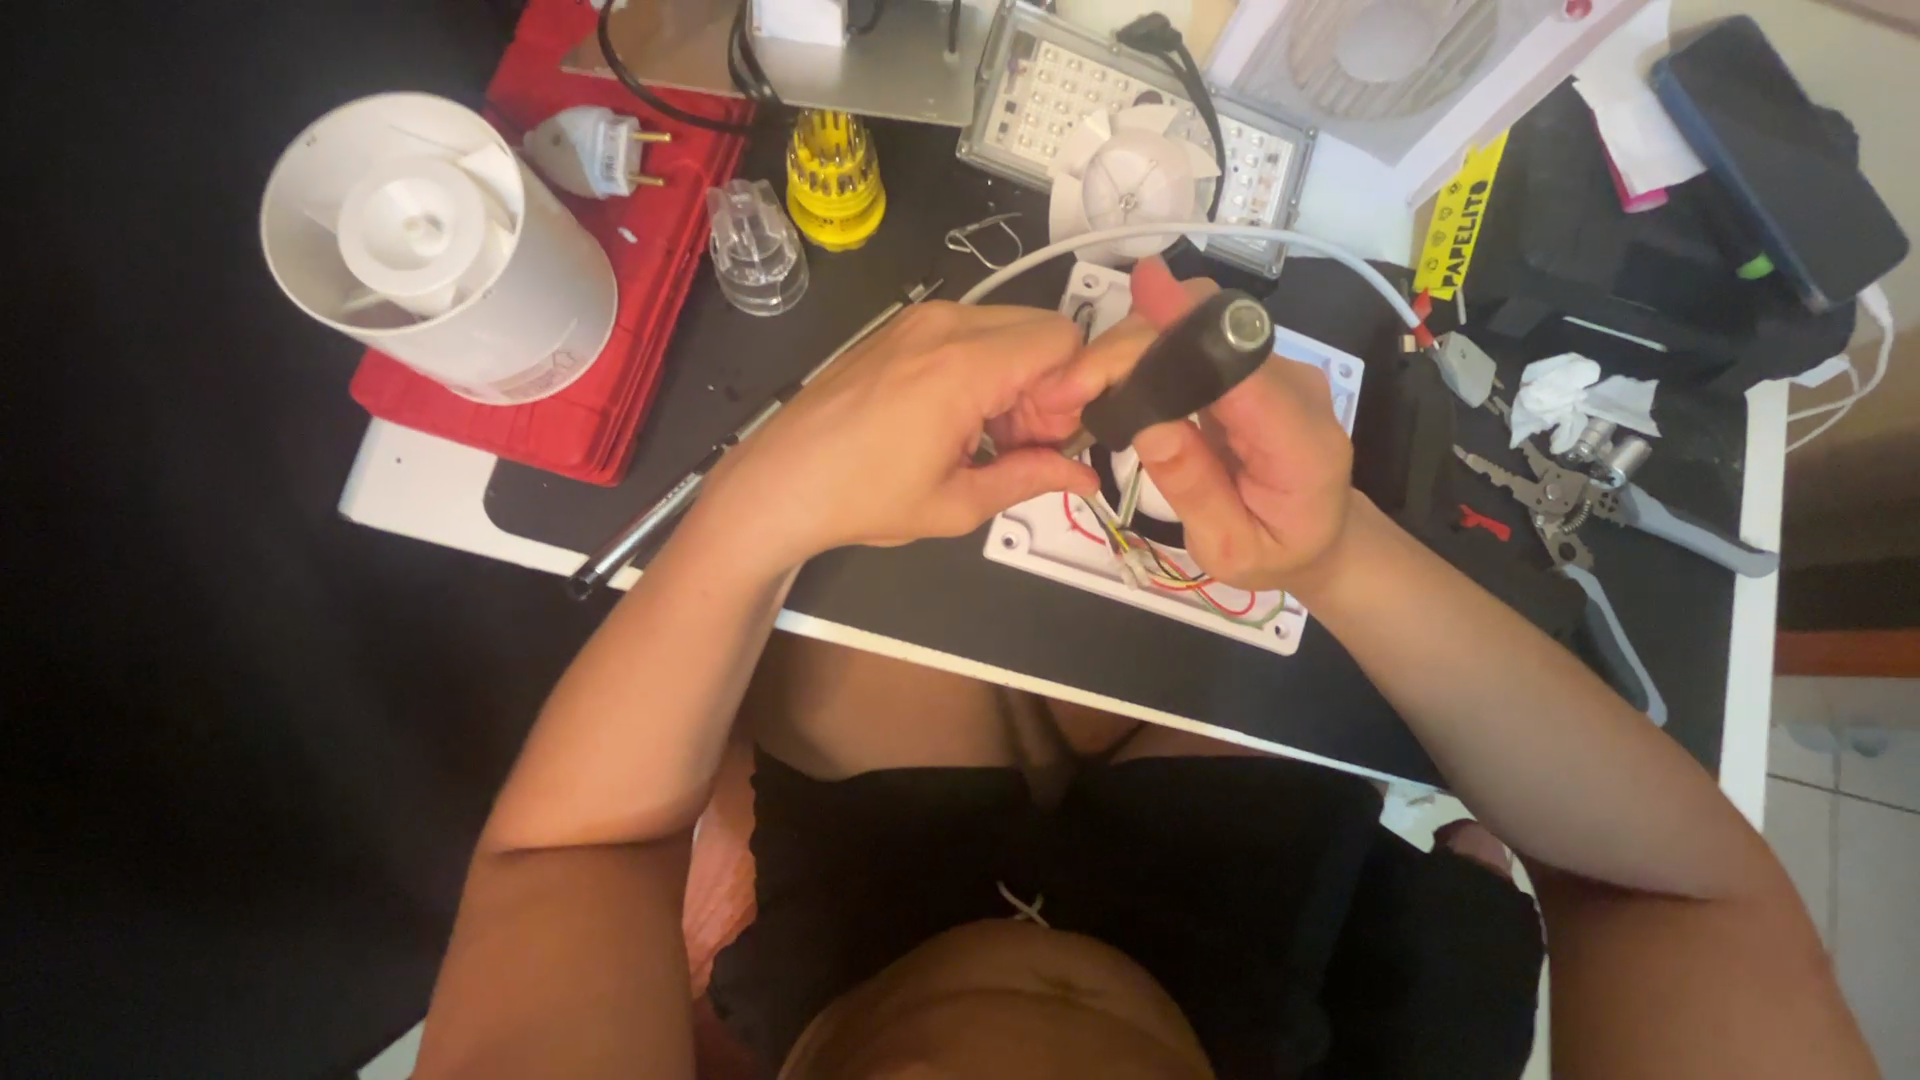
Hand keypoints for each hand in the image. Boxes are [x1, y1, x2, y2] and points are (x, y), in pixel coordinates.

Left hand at [700, 301, 1099, 570]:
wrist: (779, 482)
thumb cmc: (863, 499)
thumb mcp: (957, 503)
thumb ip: (1030, 479)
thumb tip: (1082, 477)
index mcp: (964, 366)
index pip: (1064, 341)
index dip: (1075, 390)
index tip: (1054, 440)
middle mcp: (944, 325)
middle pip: (1040, 330)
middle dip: (1050, 386)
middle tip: (1025, 446)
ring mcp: (916, 321)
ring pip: (1006, 329)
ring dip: (1017, 379)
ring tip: (987, 440)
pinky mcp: (898, 329)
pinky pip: (967, 333)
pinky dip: (984, 369)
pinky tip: (958, 421)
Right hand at [1088, 258, 1355, 591]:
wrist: (1320, 538)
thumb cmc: (1277, 551)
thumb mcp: (1229, 547)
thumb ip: (1194, 489)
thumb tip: (1147, 425)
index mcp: (1299, 440)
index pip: (1243, 365)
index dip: (1191, 323)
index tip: (1145, 285)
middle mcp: (1291, 387)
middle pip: (1208, 333)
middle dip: (1131, 348)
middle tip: (1067, 390)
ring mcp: (1271, 372)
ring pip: (1195, 327)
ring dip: (1130, 348)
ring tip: (1079, 389)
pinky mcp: (1248, 370)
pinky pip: (1192, 343)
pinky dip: (1144, 353)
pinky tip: (1108, 380)